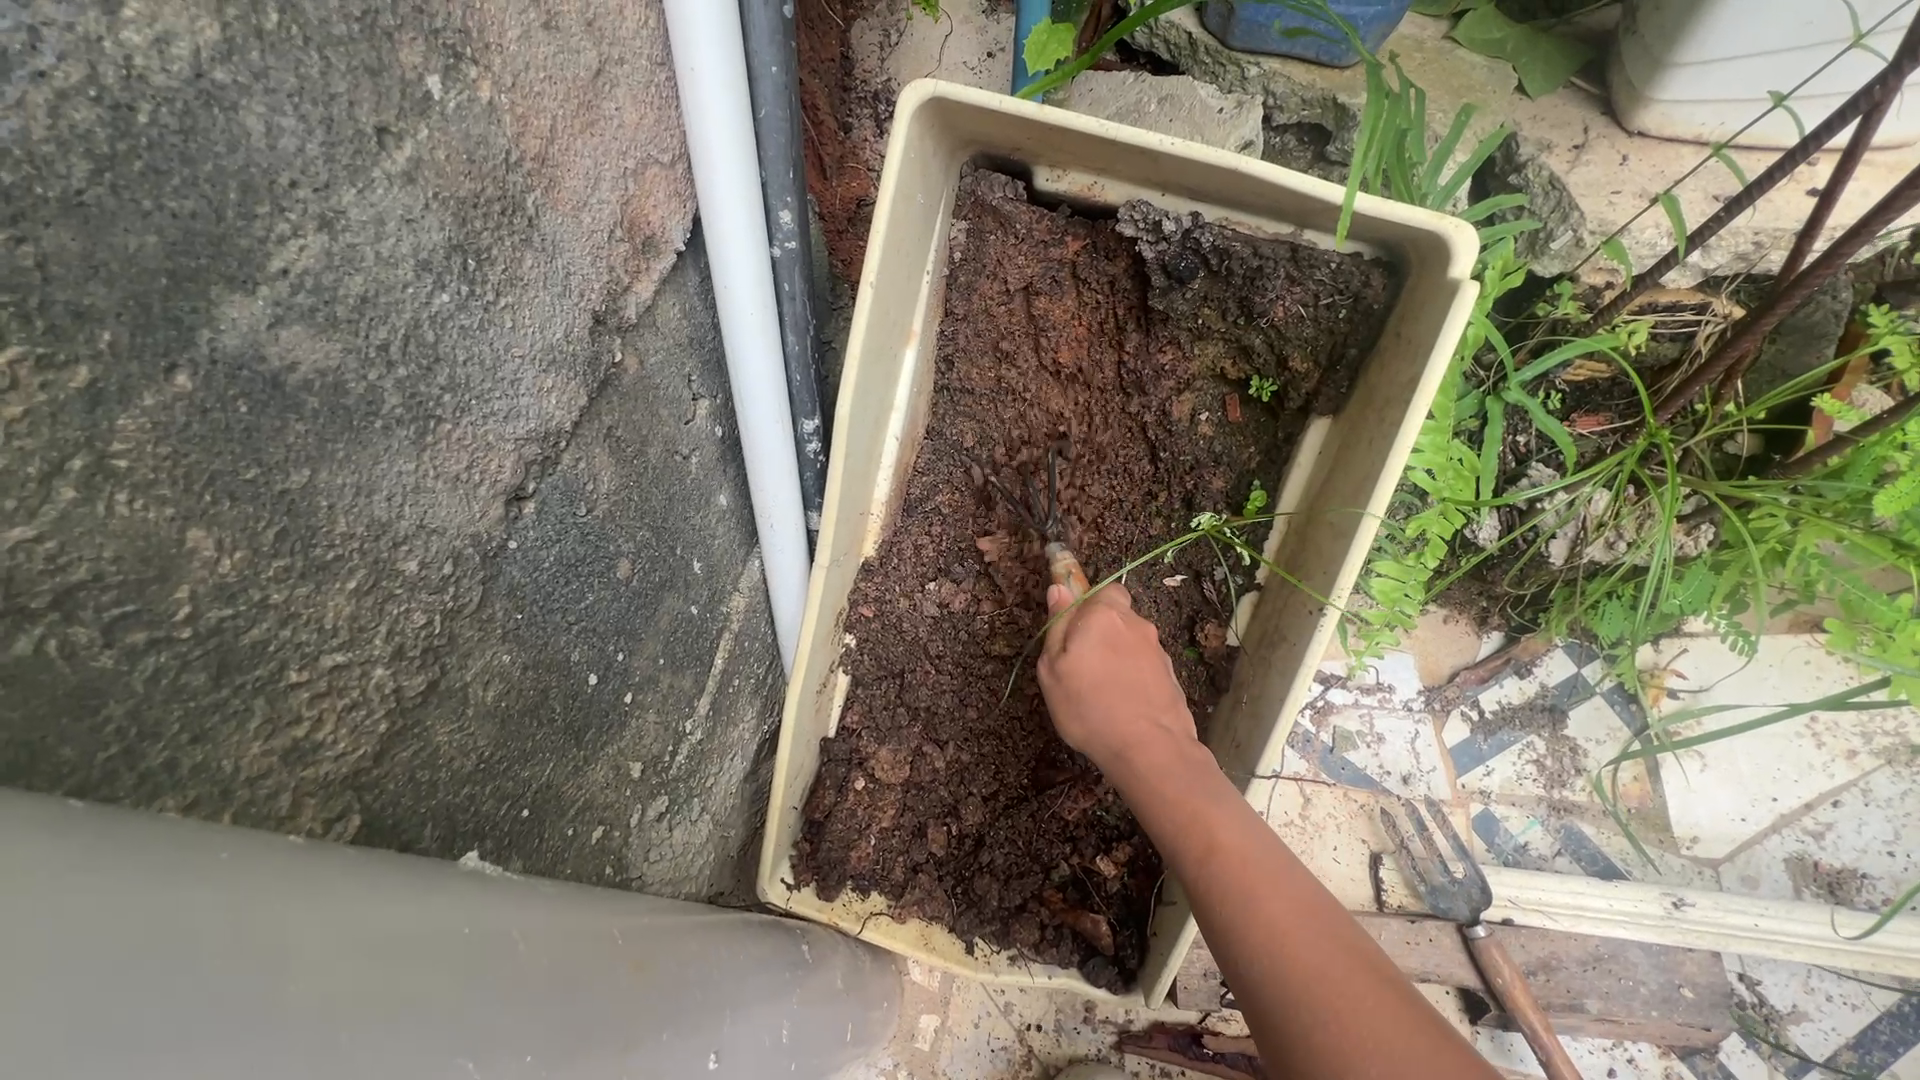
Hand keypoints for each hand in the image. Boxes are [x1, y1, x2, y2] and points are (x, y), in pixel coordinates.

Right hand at [1036, 581, 1198, 775]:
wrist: (1149, 748)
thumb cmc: (1088, 707)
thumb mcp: (1052, 668)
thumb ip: (1057, 625)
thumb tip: (1059, 588)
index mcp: (1104, 614)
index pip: (1101, 590)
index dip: (1087, 608)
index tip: (1073, 634)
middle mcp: (1136, 624)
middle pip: (1118, 617)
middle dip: (1103, 633)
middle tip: (1083, 666)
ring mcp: (1158, 651)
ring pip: (1132, 643)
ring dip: (1119, 657)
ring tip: (1102, 693)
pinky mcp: (1171, 676)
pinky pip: (1144, 667)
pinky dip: (1134, 678)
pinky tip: (1123, 705)